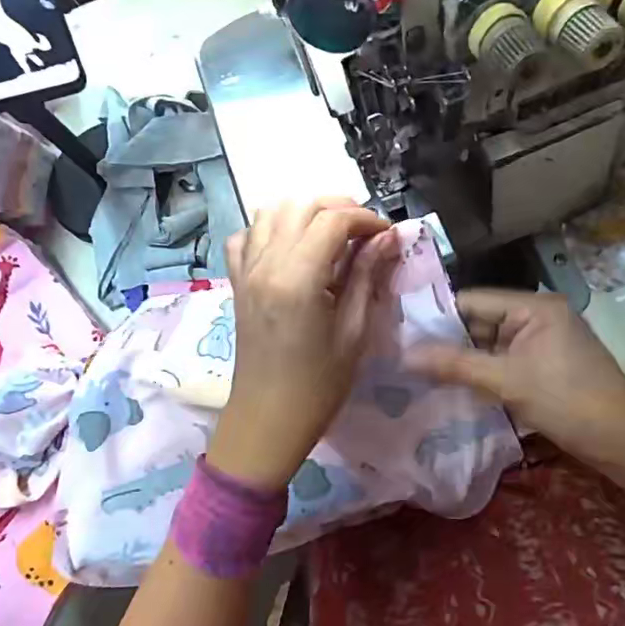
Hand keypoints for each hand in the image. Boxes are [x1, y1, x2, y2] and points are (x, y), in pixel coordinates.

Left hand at [207, 199, 397, 489]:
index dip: (366, 219)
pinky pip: (246, 238)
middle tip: (366, 233)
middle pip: (302, 206)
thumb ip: (367, 277)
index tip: (388, 236)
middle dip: (339, 209)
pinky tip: (290, 250)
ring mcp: (246, 271)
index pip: (333, 220)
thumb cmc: (318, 385)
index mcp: (297, 278)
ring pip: (271, 213)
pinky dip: (270, 231)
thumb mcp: (353, 332)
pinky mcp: (237, 283)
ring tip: (331, 237)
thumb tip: (387, 238)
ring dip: (305, 214)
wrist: (268, 419)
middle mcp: (266, 264)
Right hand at [404, 290, 624, 469]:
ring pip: (491, 344)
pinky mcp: (546, 364)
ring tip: (420, 371)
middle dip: (448, 341)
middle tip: (406, 355)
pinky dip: (483, 372)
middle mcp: (539, 315)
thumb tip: (405, 355)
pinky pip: (505, 360)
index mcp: (534, 306)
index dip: (437, 316)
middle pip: (481, 321)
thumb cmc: (567, 401)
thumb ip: (455, 364)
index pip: (473, 300)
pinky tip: (454, 384)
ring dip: (463, 359)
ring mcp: (544, 340)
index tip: (402, 332)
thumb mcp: (506, 381)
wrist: (623, 441)